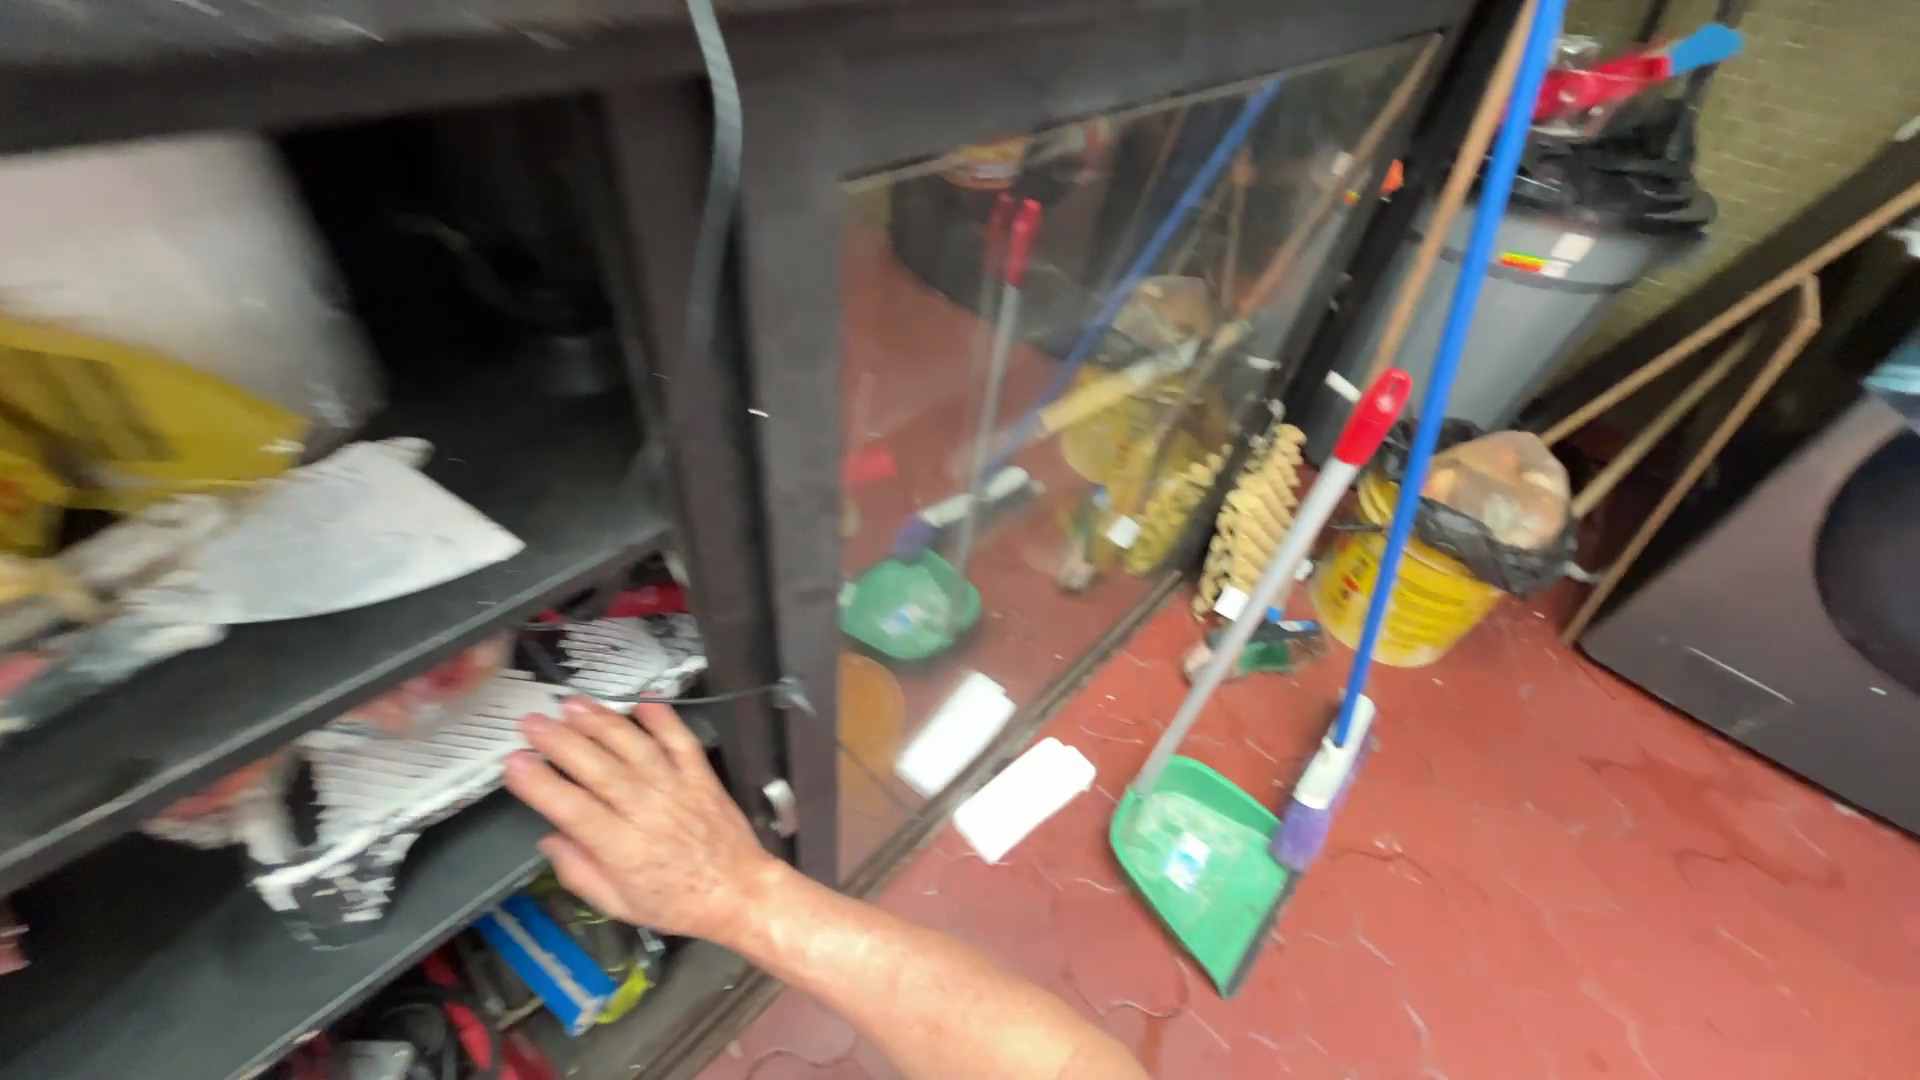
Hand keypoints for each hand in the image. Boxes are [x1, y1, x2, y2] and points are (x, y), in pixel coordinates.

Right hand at [504, 697, 784, 941]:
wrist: (739, 891)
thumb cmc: (677, 903)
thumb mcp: (618, 905)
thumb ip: (579, 871)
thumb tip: (550, 838)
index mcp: (623, 849)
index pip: (574, 809)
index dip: (541, 784)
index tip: (514, 762)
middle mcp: (649, 811)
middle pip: (600, 769)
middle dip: (562, 742)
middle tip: (532, 721)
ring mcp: (679, 788)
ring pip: (636, 748)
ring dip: (604, 722)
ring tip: (573, 704)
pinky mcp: (702, 775)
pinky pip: (682, 741)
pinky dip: (664, 718)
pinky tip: (644, 699)